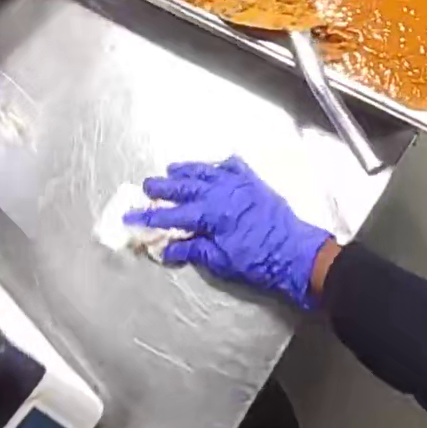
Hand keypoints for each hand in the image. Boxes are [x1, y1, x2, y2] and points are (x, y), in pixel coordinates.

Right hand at [125, 157, 333, 309]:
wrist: (295, 252)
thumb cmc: (257, 261)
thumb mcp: (220, 261)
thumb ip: (193, 249)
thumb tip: (167, 248)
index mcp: (210, 212)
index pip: (171, 214)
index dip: (149, 216)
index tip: (130, 216)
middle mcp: (221, 191)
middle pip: (185, 185)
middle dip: (163, 186)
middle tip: (147, 186)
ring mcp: (238, 183)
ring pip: (205, 171)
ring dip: (187, 170)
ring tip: (171, 169)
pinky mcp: (253, 182)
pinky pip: (232, 166)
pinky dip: (219, 165)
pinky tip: (214, 166)